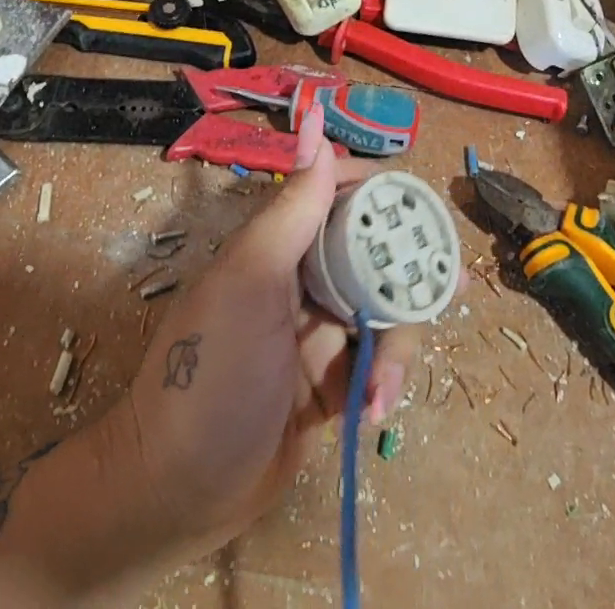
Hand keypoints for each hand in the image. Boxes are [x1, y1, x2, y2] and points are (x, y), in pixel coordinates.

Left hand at [93, 104, 434, 560]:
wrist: (179, 488)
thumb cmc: (211, 374)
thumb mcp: (251, 281)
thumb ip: (293, 209)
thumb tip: (315, 125)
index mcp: (276, 247)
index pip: (340, 198)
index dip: (383, 199)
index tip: (420, 215)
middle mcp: (298, 282)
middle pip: (374, 259)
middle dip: (405, 283)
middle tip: (436, 298)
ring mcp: (314, 336)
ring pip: (382, 316)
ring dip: (393, 350)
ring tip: (379, 391)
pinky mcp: (327, 385)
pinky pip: (373, 367)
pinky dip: (381, 385)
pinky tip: (372, 410)